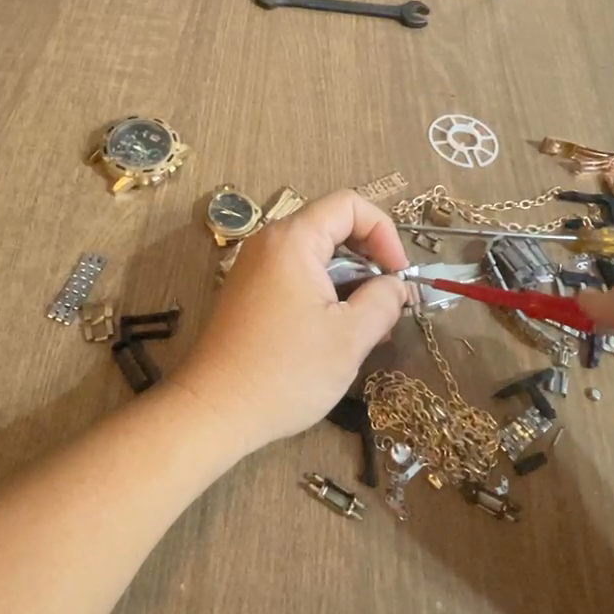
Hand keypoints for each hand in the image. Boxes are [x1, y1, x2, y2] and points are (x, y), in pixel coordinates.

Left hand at [169, 190, 409, 453]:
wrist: (214, 409)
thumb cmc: (285, 371)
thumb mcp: (350, 338)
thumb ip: (383, 301)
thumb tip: (396, 286)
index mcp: (292, 239)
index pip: (349, 204)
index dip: (384, 232)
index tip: (398, 276)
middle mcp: (269, 242)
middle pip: (332, 227)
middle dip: (369, 260)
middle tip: (388, 305)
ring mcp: (254, 267)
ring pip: (316, 256)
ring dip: (349, 282)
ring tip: (369, 328)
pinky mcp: (248, 292)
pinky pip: (296, 276)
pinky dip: (324, 294)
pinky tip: (338, 334)